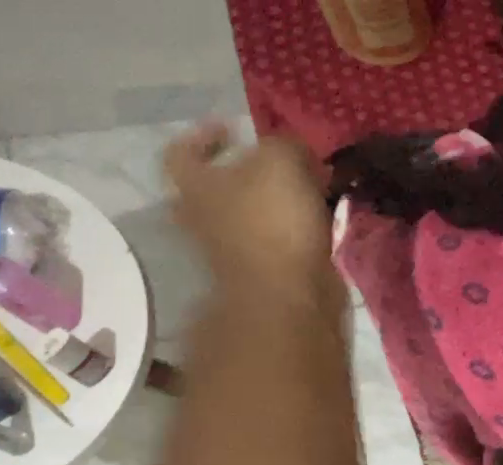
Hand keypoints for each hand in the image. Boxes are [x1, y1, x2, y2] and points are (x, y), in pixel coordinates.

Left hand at [163, 121, 333, 289]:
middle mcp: (203, 217)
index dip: (204, 136)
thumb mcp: (281, 163)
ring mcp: (234, 251)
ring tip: (309, 193)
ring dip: (277, 204)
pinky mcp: (266, 275)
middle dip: (249, 174)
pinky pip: (279, 241)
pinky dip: (296, 230)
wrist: (289, 297)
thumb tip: (297, 151)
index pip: (183, 151)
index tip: (232, 128)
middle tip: (280, 166)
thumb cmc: (272, 223)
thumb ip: (286, 145)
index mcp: (194, 185)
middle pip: (221, 187)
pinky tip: (319, 223)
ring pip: (253, 216)